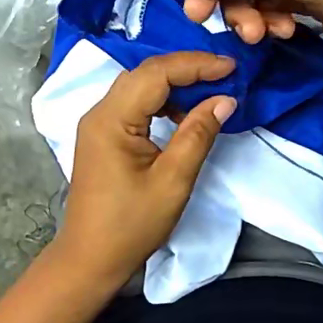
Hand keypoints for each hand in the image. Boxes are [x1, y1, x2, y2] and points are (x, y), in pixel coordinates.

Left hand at [47, 52, 236, 287]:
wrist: (91, 257)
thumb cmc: (131, 224)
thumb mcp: (173, 180)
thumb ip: (198, 134)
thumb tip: (224, 100)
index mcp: (111, 119)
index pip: (156, 73)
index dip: (195, 65)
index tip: (231, 67)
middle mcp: (99, 113)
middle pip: (144, 74)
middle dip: (186, 69)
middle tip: (225, 75)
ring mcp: (97, 124)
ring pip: (138, 87)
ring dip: (174, 85)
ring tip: (209, 94)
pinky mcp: (102, 137)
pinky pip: (133, 105)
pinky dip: (160, 103)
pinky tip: (182, 116)